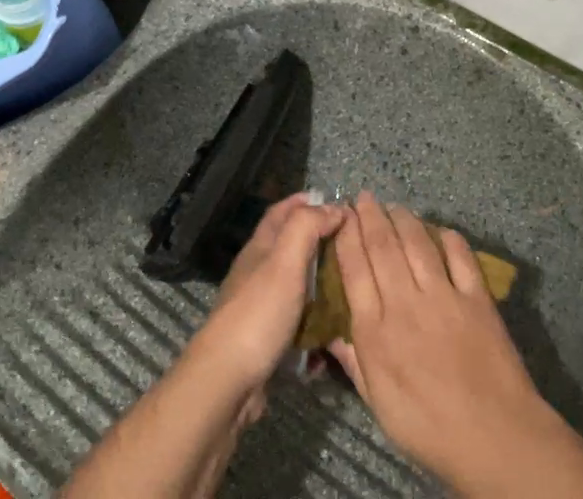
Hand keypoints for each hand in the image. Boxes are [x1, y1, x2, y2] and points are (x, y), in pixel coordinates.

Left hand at [186, 193, 343, 396]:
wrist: (228, 380)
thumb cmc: (258, 314)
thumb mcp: (284, 262)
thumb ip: (306, 229)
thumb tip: (332, 208)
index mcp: (259, 250)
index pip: (280, 213)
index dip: (305, 202)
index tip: (337, 202)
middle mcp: (258, 274)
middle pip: (290, 248)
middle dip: (320, 241)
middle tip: (354, 244)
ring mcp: (261, 309)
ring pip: (297, 286)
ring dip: (323, 283)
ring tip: (354, 285)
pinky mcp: (268, 341)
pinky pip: (299, 323)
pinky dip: (317, 322)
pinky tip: (337, 330)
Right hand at [327, 194, 582, 497]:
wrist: (495, 436)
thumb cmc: (428, 428)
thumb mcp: (378, 404)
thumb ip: (354, 364)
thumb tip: (331, 335)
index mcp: (376, 331)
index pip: (354, 270)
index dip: (345, 237)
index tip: (339, 216)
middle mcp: (405, 304)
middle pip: (383, 247)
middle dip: (370, 217)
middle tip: (363, 196)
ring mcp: (444, 297)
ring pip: (418, 244)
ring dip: (404, 219)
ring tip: (394, 206)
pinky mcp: (478, 299)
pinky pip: (461, 257)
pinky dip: (448, 238)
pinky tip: (440, 230)